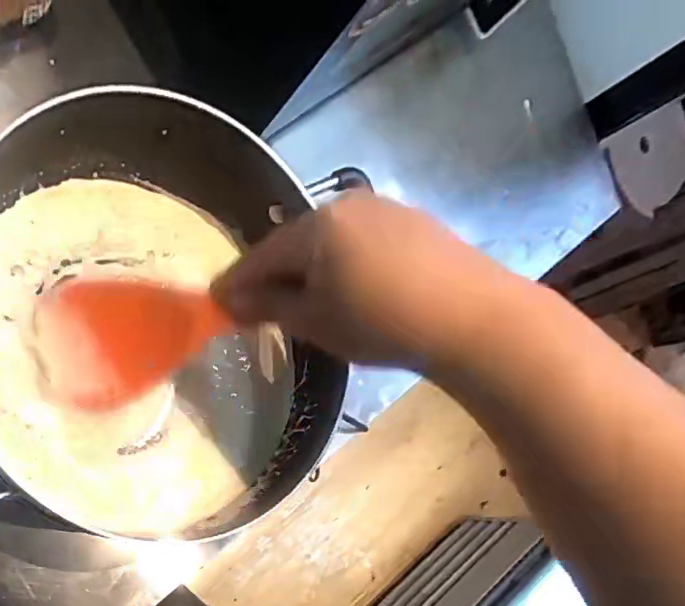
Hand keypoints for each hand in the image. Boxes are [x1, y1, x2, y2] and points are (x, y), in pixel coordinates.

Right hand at [211, 193, 518, 368]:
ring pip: (329, 242)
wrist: (469, 318)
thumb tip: (232, 301)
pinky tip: (348, 290)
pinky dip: (341, 266)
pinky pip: (359, 243)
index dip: (236, 281)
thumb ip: (269, 306)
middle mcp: (346, 205)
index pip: (261, 254)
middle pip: (295, 242)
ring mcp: (383, 210)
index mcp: (316, 225)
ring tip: (302, 301)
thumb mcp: (316, 321)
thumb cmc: (379, 322)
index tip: (215, 301)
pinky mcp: (412, 223)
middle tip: (256, 305)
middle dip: (273, 274)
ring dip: (309, 270)